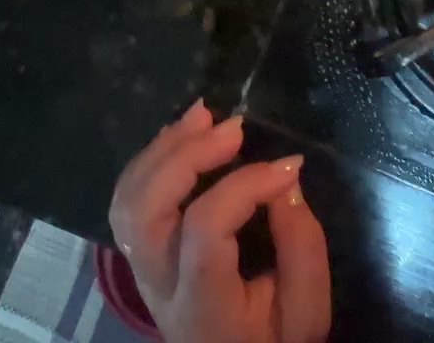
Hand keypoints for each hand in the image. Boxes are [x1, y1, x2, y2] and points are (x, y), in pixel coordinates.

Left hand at [108, 101, 330, 342]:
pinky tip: (186, 133)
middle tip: (234, 128)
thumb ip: (302, 248)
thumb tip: (285, 180)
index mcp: (202, 308)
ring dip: (164, 148)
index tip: (288, 166)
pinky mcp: (141, 253)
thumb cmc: (274, 341)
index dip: (243, 187)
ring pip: (128, 200)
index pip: (204, 233)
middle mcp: (159, 287)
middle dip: (186, 156)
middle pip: (145, 211)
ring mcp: (142, 270)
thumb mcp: (306, 312)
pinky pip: (129, 198)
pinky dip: (154, 157)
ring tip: (205, 115)